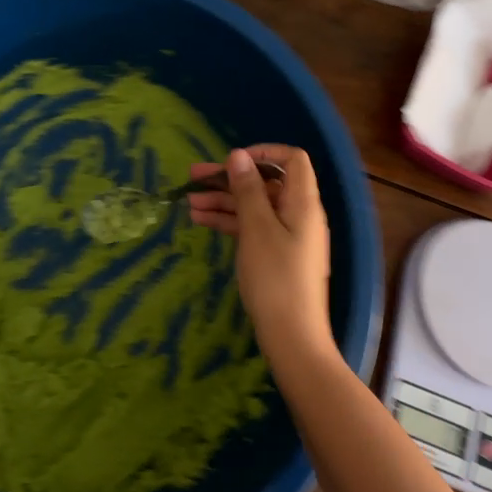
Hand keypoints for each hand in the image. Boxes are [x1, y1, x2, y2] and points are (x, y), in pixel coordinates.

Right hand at [187, 144, 333, 359]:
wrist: (292, 338)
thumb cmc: (275, 278)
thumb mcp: (256, 228)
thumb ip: (247, 189)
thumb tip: (238, 155)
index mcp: (303, 203)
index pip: (292, 160)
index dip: (263, 152)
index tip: (233, 160)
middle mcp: (299, 214)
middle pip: (266, 183)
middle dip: (230, 178)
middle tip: (194, 176)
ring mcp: (288, 236)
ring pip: (254, 206)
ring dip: (224, 200)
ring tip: (189, 202)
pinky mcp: (277, 256)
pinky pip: (252, 227)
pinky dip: (230, 221)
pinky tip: (202, 221)